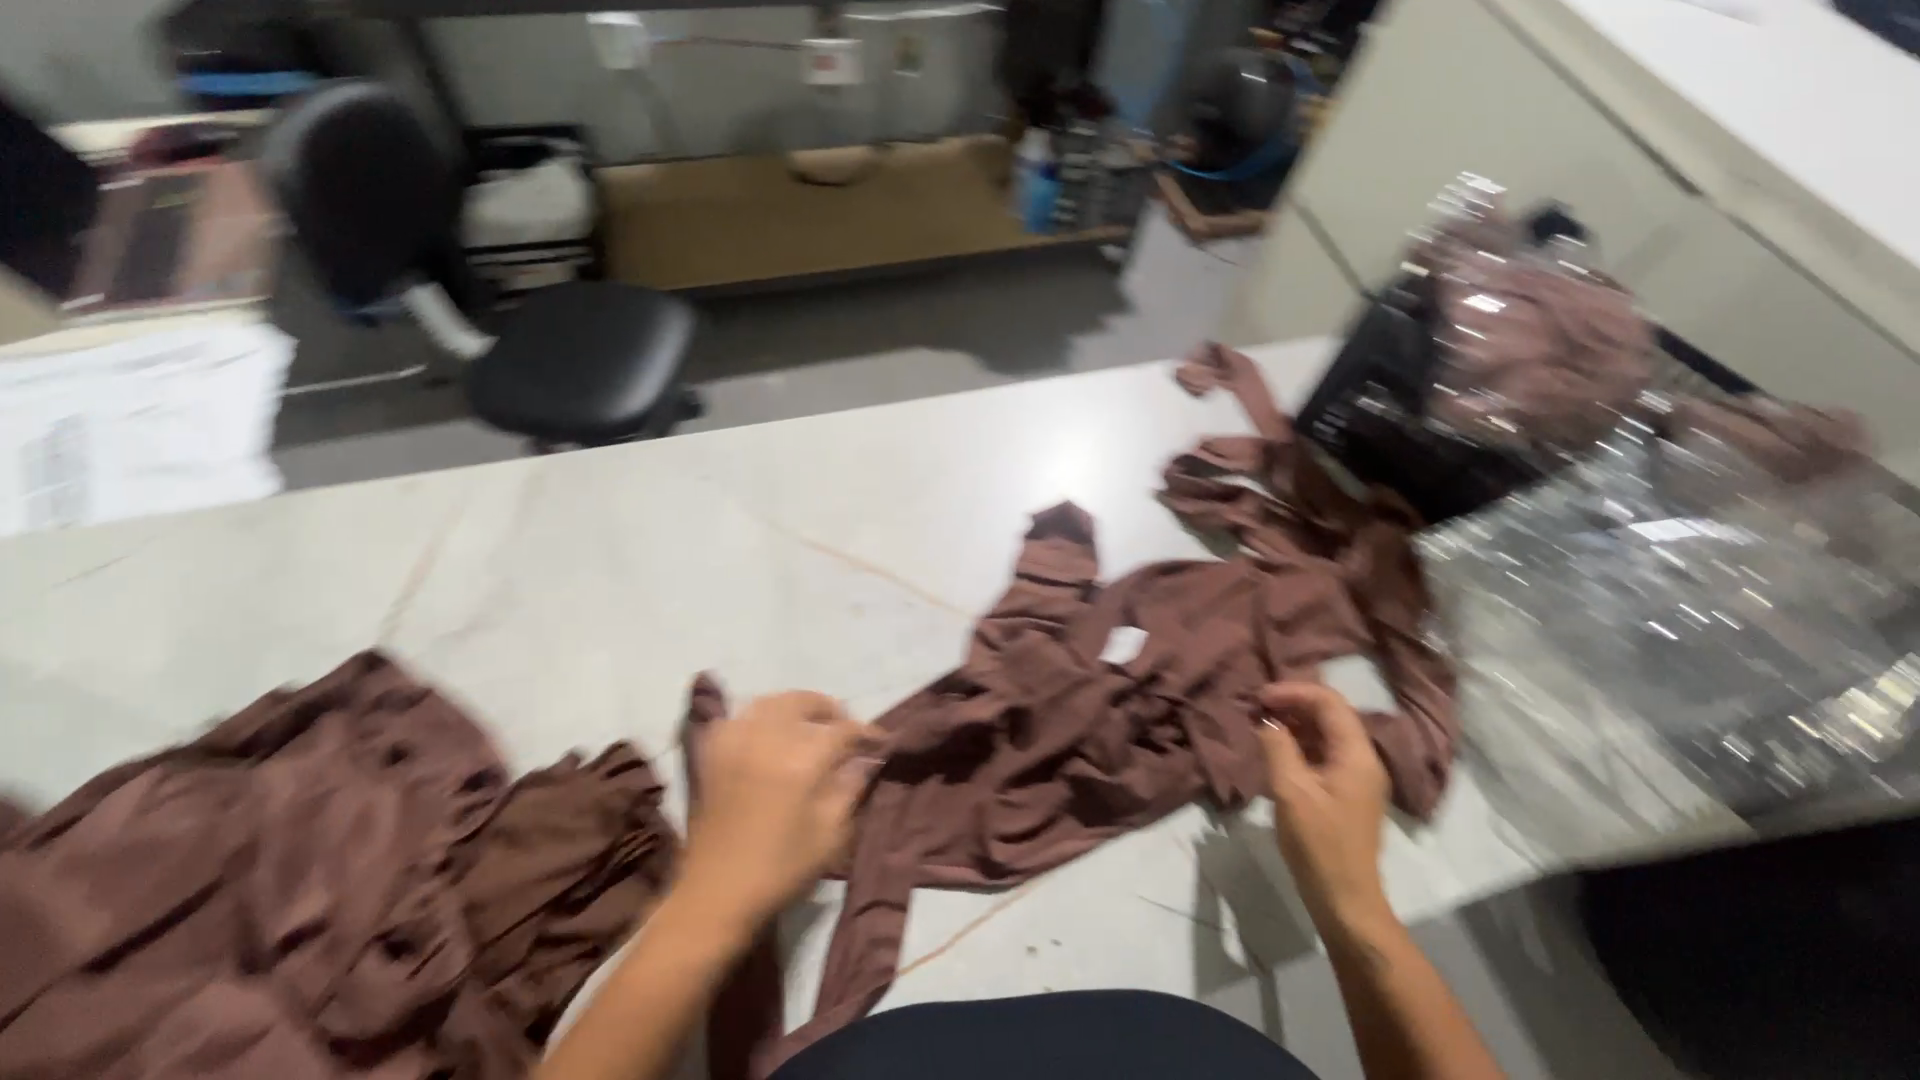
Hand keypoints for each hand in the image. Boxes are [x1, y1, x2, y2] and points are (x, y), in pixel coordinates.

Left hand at [678, 691, 870, 932]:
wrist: (716, 894)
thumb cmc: (782, 869)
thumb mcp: (831, 834)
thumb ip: (851, 787)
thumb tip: (866, 759)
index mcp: (801, 760)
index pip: (843, 729)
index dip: (867, 733)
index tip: (881, 743)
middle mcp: (766, 739)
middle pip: (803, 701)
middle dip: (830, 710)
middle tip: (845, 730)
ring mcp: (735, 742)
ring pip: (770, 702)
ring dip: (796, 708)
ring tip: (810, 727)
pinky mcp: (712, 753)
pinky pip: (739, 717)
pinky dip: (760, 717)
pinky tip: (770, 736)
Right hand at [1256, 682, 1392, 929]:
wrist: (1344, 897)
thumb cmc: (1318, 844)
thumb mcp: (1291, 791)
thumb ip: (1278, 747)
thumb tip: (1267, 720)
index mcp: (1357, 755)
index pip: (1329, 702)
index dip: (1293, 692)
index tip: (1259, 698)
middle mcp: (1364, 759)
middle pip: (1331, 714)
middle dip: (1294, 704)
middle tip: (1257, 708)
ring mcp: (1357, 776)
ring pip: (1327, 733)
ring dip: (1295, 723)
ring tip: (1262, 725)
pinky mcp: (1346, 792)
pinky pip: (1324, 753)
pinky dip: (1300, 744)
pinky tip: (1276, 750)